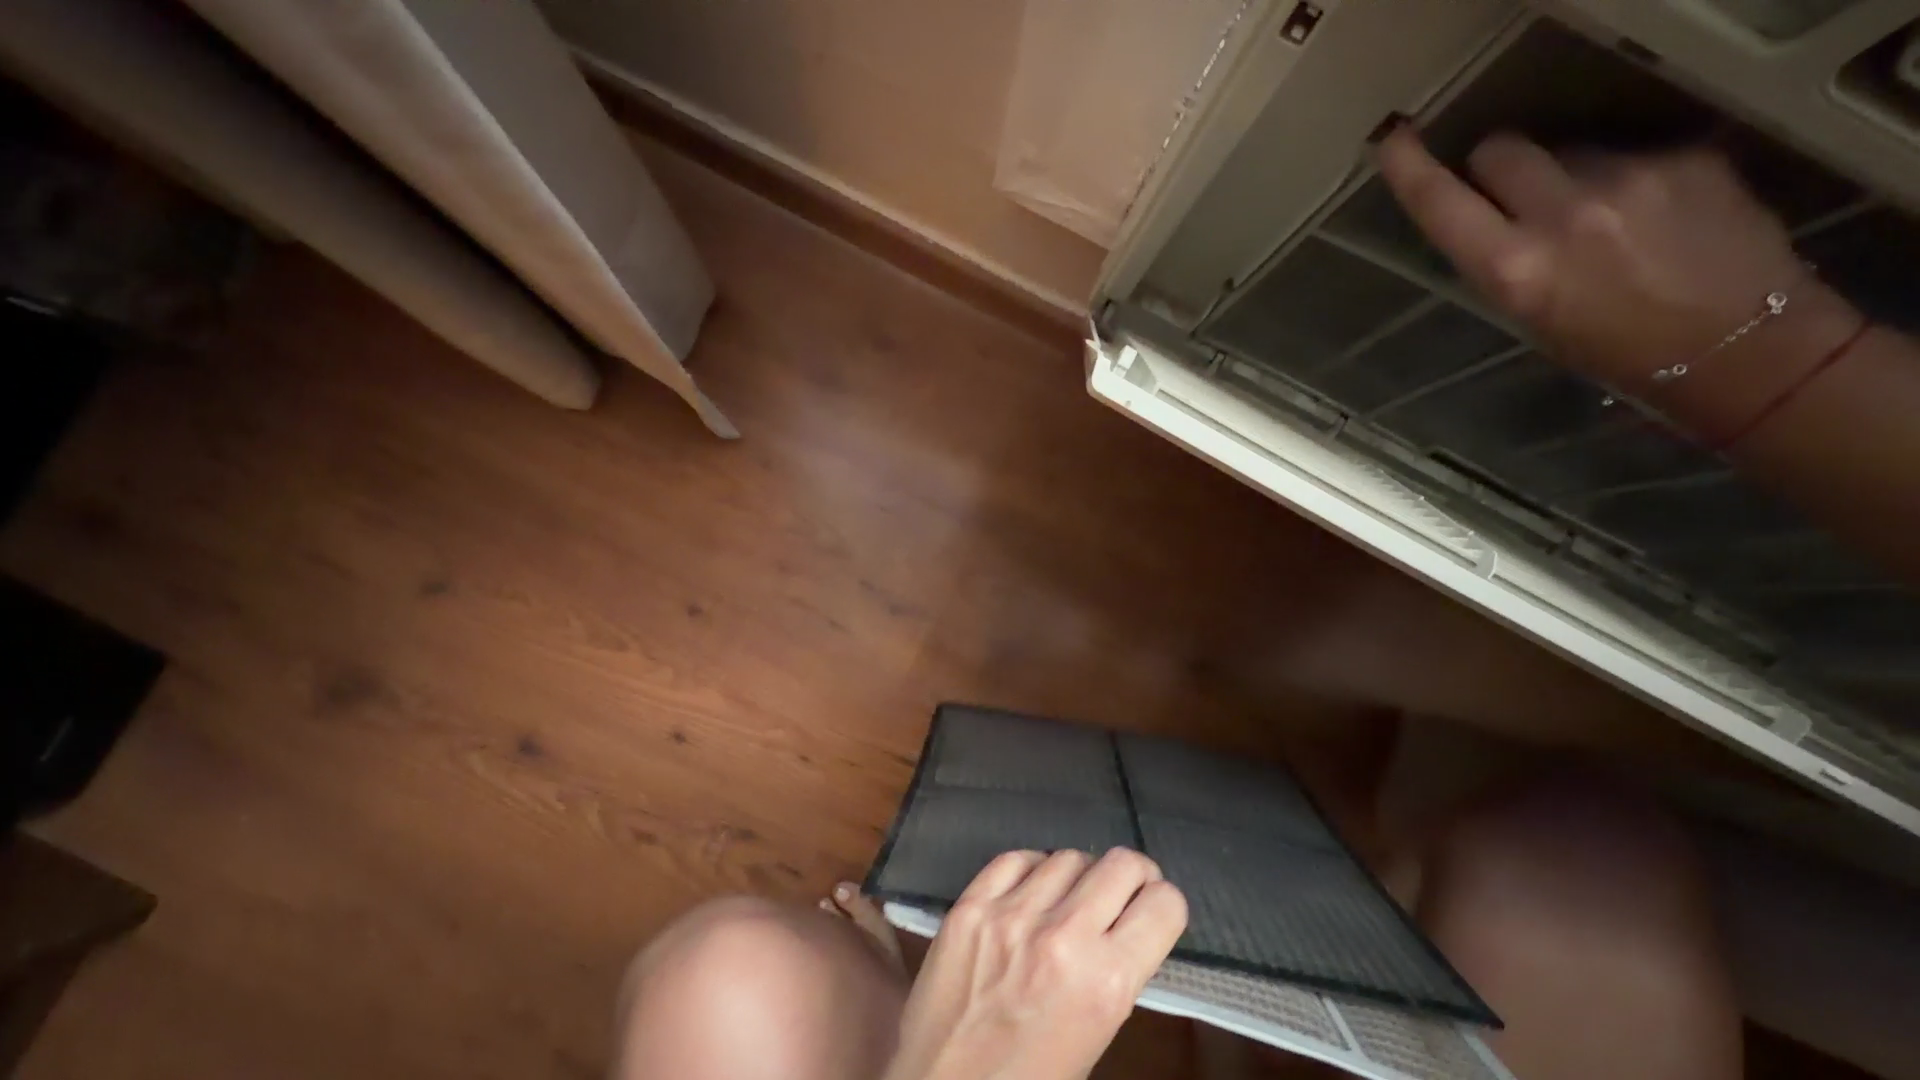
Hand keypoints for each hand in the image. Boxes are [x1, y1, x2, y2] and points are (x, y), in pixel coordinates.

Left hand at [883, 848, 1187, 1079]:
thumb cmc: (1028, 1078)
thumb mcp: (1097, 1034)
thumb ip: (1116, 972)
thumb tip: (1128, 922)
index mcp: (1106, 982)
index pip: (1164, 904)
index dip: (1164, 905)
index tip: (1154, 909)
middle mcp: (1063, 938)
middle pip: (1122, 865)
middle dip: (1132, 877)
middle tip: (1122, 894)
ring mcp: (1011, 916)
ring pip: (1069, 857)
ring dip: (1079, 876)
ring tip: (1069, 901)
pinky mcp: (969, 907)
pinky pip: (1015, 859)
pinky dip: (1031, 870)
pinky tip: (1030, 893)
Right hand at [1373, 122, 1859, 394]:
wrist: (1743, 349)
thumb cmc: (1618, 355)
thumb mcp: (1533, 317)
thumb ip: (1505, 259)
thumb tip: (1492, 212)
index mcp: (1516, 270)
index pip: (1441, 202)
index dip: (1409, 168)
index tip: (1393, 139)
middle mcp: (1562, 215)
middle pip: (1500, 150)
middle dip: (1497, 166)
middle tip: (1515, 194)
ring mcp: (1628, 179)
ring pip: (1567, 151)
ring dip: (1568, 174)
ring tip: (1604, 220)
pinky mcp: (1684, 159)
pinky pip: (1629, 154)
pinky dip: (1628, 179)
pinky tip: (1655, 216)